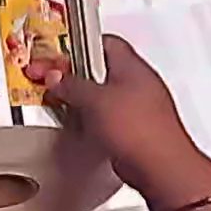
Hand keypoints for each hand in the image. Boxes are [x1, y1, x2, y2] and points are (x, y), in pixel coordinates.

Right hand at [27, 35, 201, 196]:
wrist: (159, 167)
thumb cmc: (139, 130)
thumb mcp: (94, 100)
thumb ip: (71, 85)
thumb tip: (57, 77)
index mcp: (132, 67)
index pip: (102, 42)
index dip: (76, 45)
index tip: (57, 55)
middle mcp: (137, 83)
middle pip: (99, 68)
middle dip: (73, 73)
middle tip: (51, 79)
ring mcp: (137, 106)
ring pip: (102, 93)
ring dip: (80, 97)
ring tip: (61, 101)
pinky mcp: (133, 127)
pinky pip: (106, 114)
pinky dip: (89, 116)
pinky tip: (79, 125)